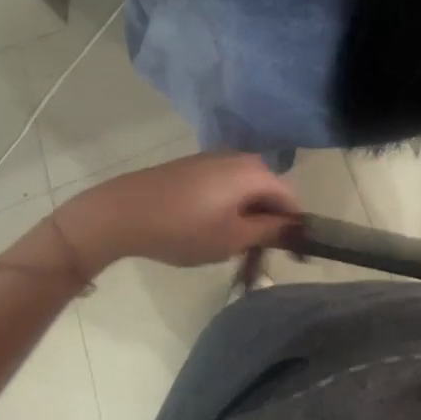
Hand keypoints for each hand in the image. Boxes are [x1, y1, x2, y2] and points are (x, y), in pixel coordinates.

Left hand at [51, 152, 300, 272]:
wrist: (124, 211)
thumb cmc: (183, 228)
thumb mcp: (231, 238)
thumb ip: (269, 231)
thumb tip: (296, 225)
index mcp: (255, 172)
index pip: (291, 199)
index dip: (295, 229)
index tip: (291, 258)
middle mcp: (241, 158)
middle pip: (269, 193)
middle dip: (269, 226)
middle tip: (257, 261)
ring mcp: (217, 159)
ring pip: (247, 191)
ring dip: (248, 220)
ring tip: (234, 253)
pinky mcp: (197, 166)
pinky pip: (227, 187)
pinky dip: (230, 209)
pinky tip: (212, 232)